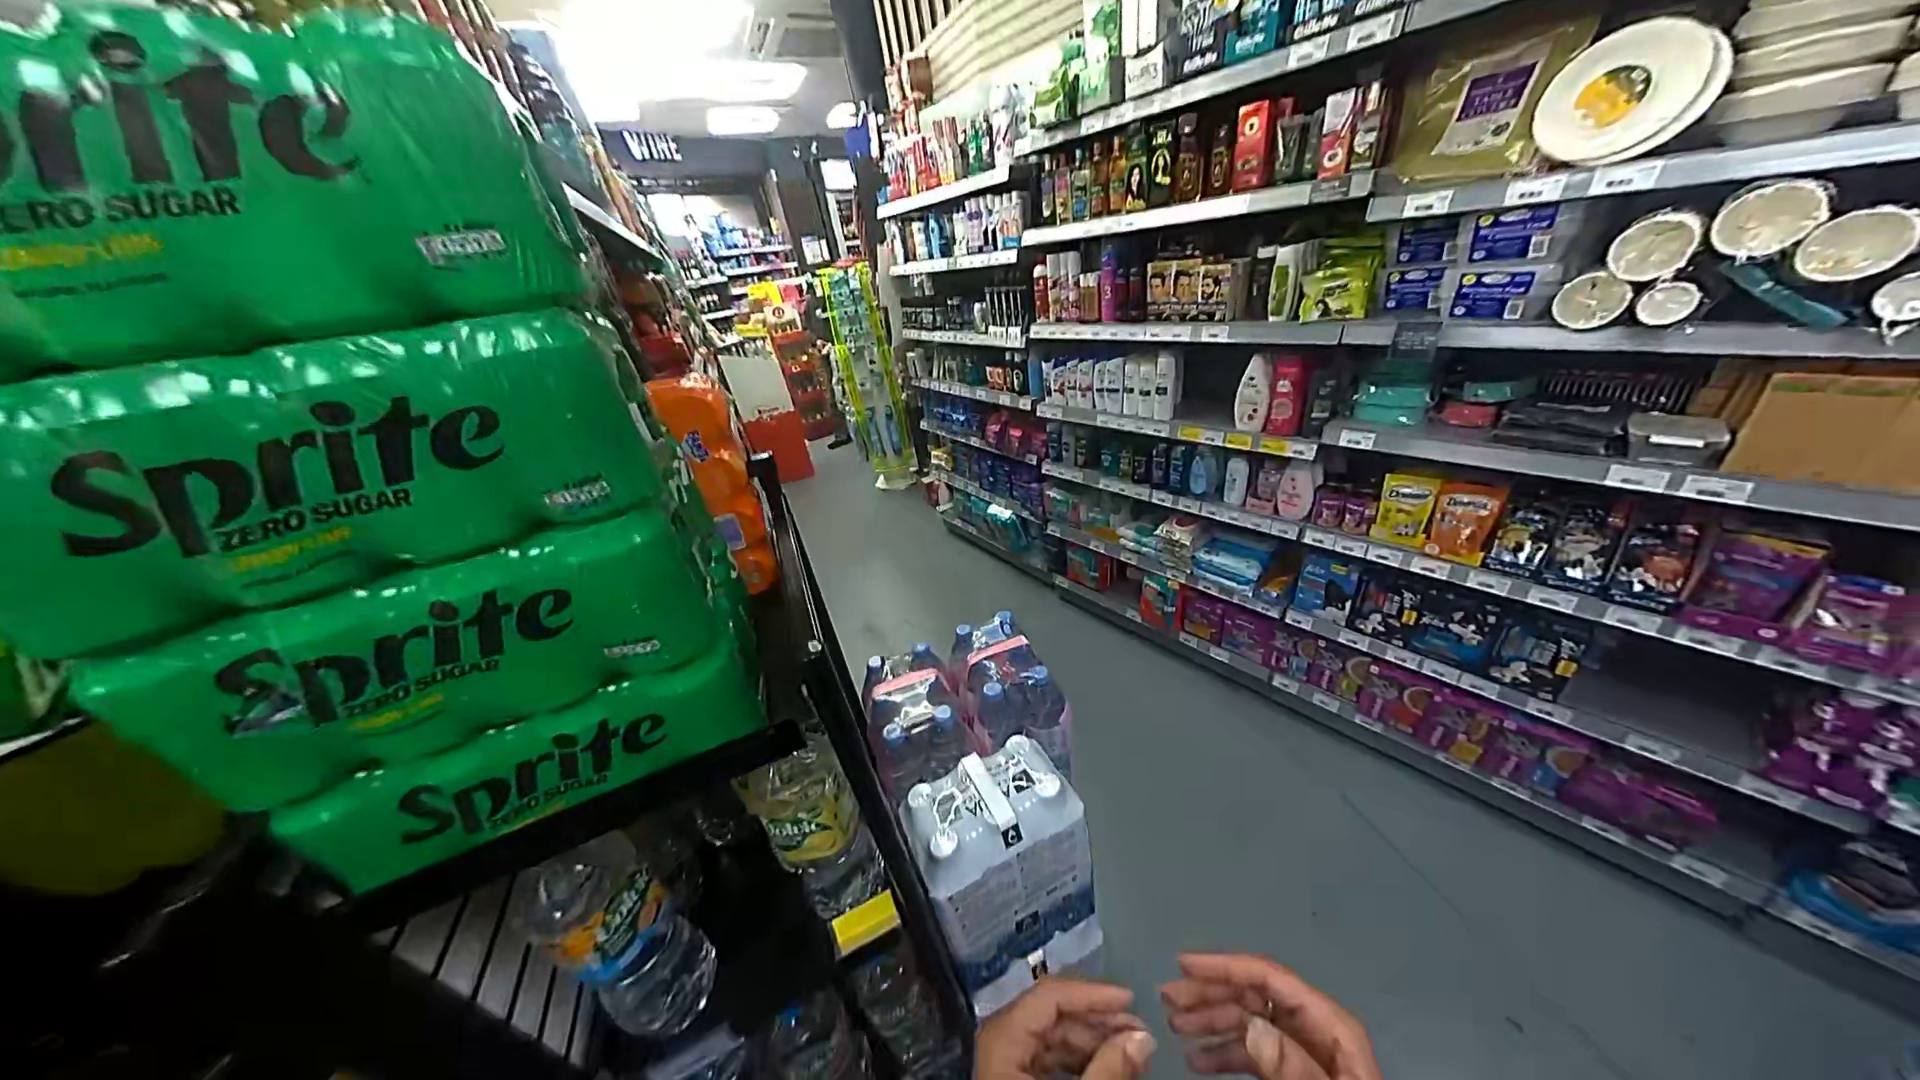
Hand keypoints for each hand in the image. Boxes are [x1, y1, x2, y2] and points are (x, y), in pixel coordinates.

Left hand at [976, 977, 1156, 1079]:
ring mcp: (1006, 1066)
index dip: (1092, 993)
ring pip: (1054, 1040)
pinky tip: (1108, 1070)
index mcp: (1003, 1037)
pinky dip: (1081, 1064)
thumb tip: (1143, 1035)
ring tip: (1132, 1054)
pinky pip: (1050, 1063)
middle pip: (1053, 1016)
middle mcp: (1001, 1042)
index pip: (1050, 995)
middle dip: (1098, 1022)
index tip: (1132, 1000)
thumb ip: (1109, 1072)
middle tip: (1140, 1033)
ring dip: (1093, 1043)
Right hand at [1159, 953, 1380, 1079]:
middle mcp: (1317, 1032)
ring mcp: (1308, 1056)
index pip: (1270, 979)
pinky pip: (1255, 1054)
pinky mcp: (1299, 1078)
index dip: (1225, 967)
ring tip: (1175, 1029)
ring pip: (1250, 1023)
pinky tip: (1197, 1062)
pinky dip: (1224, 1053)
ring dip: (1210, 1022)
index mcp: (1331, 1028)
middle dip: (1209, 996)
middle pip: (1254, 997)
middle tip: (1167, 1001)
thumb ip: (1294, 1070)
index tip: (1182, 965)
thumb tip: (1251, 1025)